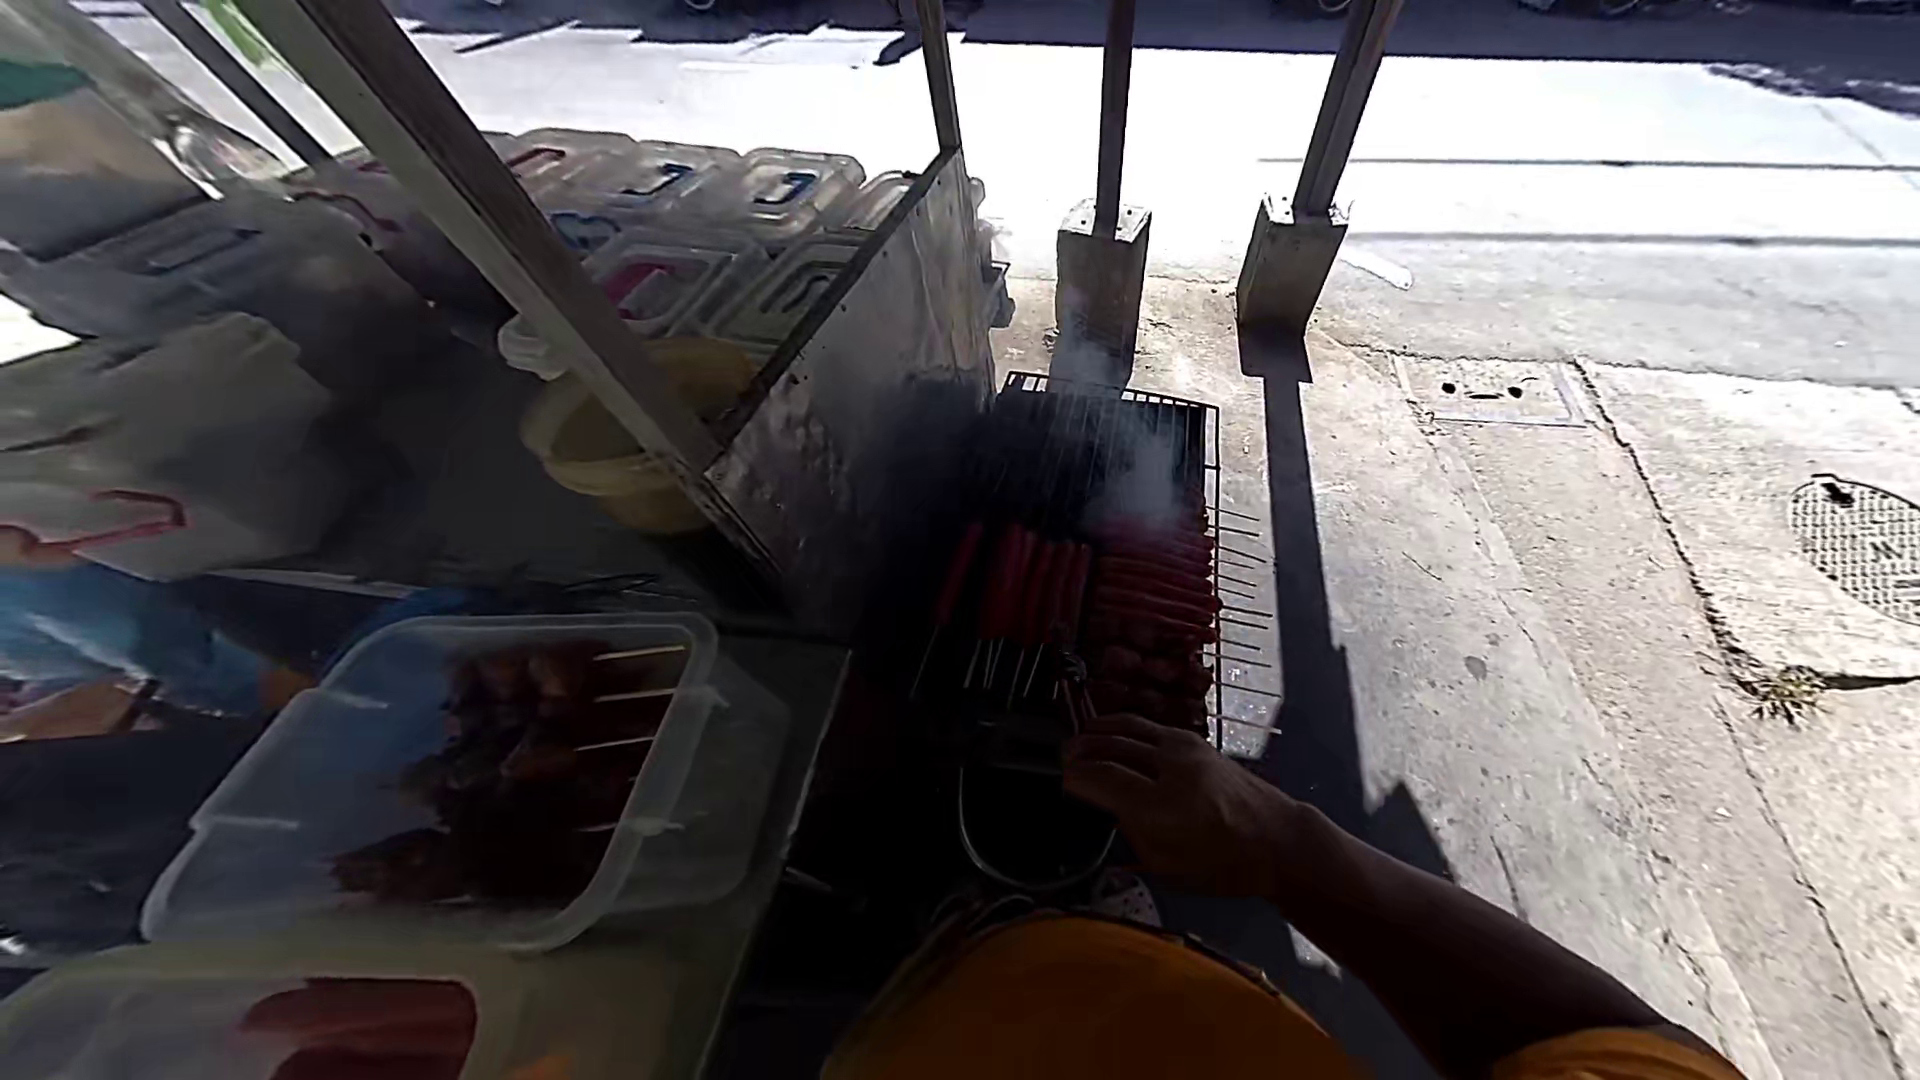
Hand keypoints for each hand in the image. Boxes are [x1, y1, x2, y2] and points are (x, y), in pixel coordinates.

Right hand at [1062, 713, 1300, 896]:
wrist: (1277, 839)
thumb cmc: (1224, 862)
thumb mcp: (1168, 866)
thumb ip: (1131, 834)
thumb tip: (1109, 808)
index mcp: (1160, 806)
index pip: (1103, 778)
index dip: (1075, 777)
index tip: (1063, 780)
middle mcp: (1169, 767)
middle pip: (1111, 747)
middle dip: (1081, 750)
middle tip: (1063, 757)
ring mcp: (1182, 747)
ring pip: (1127, 728)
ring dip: (1098, 731)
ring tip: (1080, 738)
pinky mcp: (1192, 739)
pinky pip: (1146, 725)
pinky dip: (1121, 726)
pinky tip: (1113, 731)